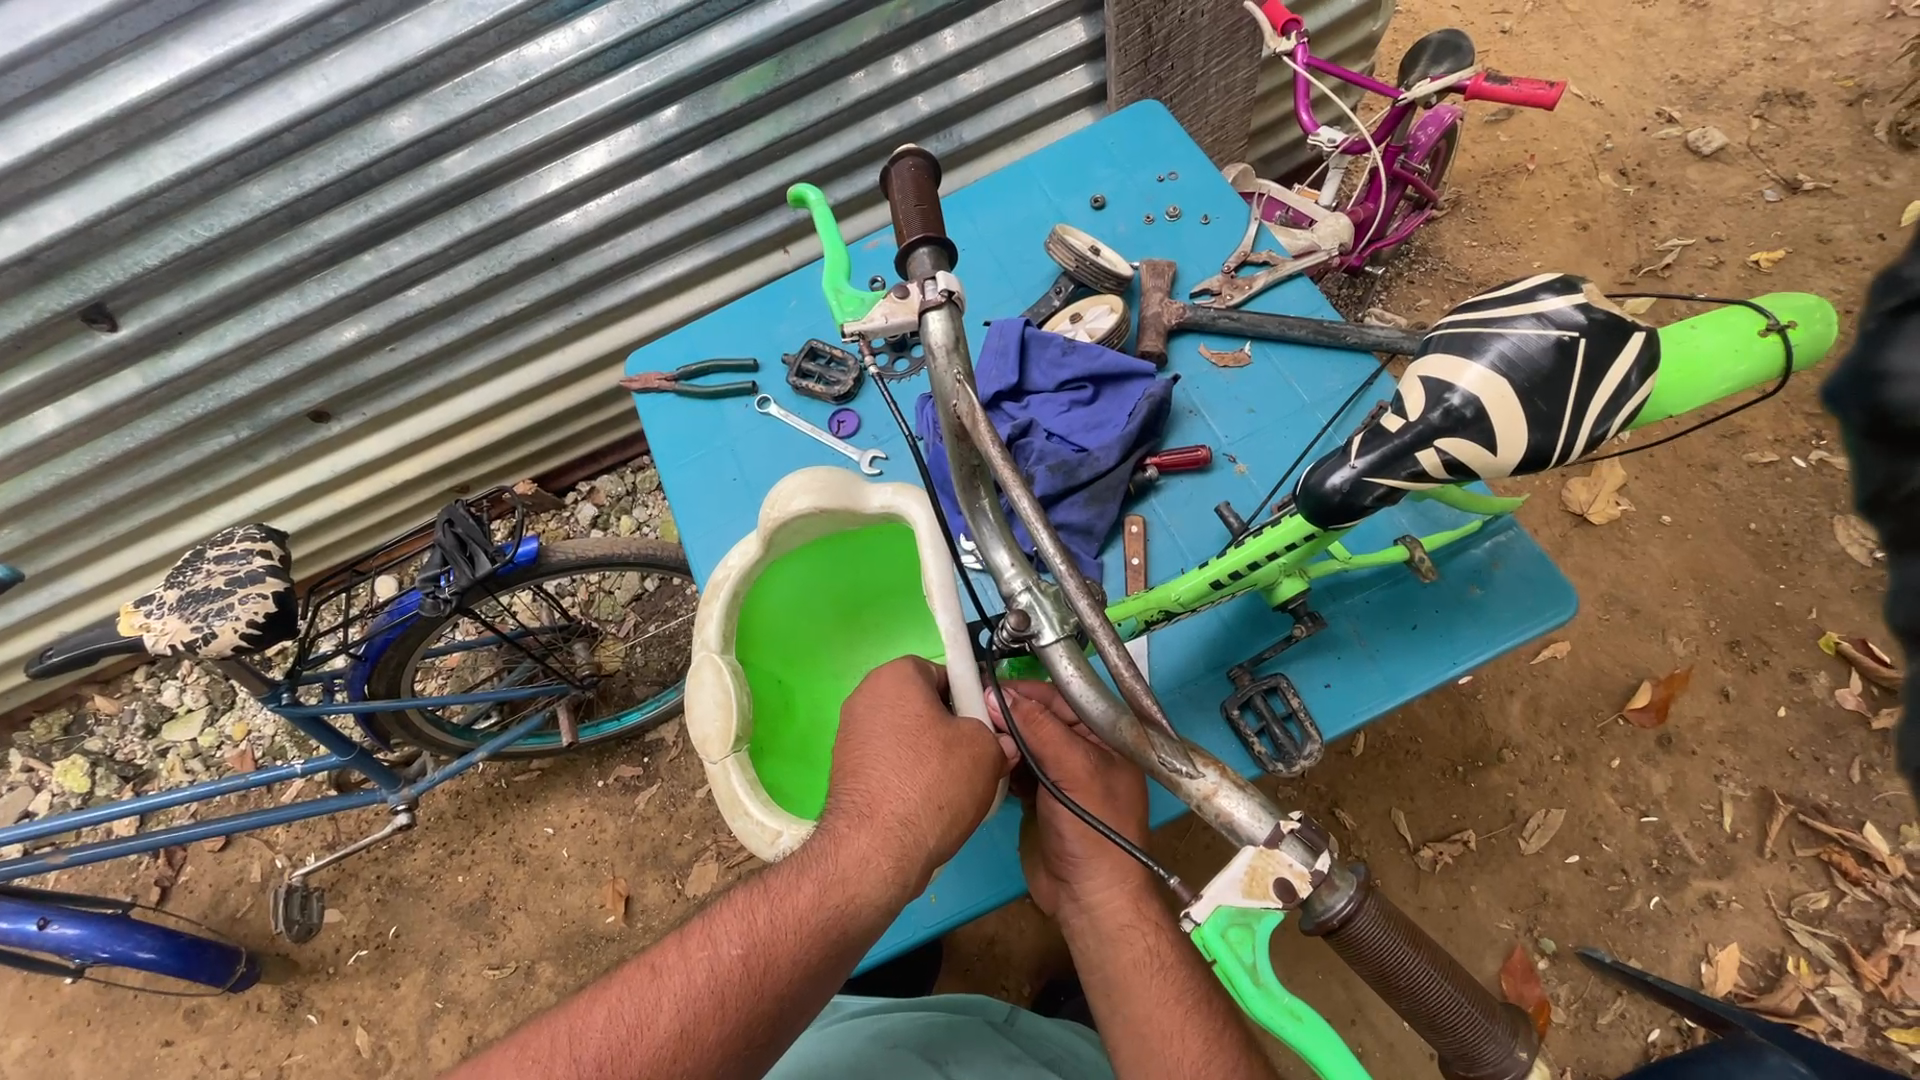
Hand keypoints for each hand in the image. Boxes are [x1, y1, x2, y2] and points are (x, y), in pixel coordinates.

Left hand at [816, 656, 1008, 895]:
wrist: (875, 851)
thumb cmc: (932, 784)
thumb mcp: (986, 750)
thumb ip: (997, 735)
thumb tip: (998, 744)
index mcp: (895, 676)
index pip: (943, 671)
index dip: (969, 697)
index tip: (985, 724)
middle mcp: (865, 697)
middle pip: (923, 704)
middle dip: (951, 727)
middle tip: (976, 757)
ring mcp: (850, 736)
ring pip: (908, 737)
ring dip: (932, 755)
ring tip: (957, 787)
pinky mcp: (847, 772)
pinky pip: (891, 763)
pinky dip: (910, 777)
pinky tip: (931, 804)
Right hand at [987, 681, 1153, 921]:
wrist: (1088, 896)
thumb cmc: (1094, 829)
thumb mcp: (1074, 769)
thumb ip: (1039, 729)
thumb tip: (999, 695)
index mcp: (1105, 735)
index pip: (1061, 699)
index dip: (1025, 692)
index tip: (986, 687)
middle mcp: (1083, 748)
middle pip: (1039, 718)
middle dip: (1009, 713)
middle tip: (971, 707)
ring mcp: (1060, 773)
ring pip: (1025, 741)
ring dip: (1002, 738)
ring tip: (973, 730)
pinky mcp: (1039, 794)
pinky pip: (1016, 767)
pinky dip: (1001, 762)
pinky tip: (984, 758)